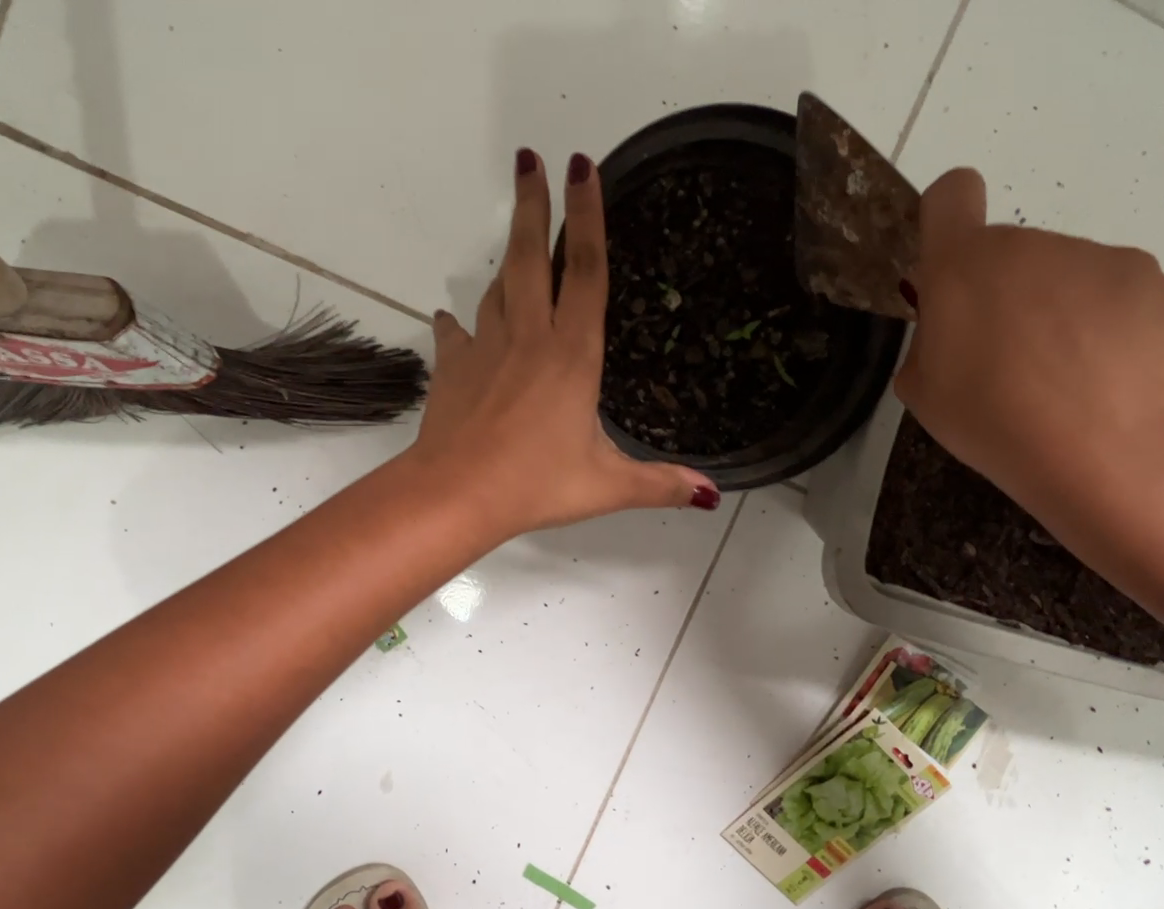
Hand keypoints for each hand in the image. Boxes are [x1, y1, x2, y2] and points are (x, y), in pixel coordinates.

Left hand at [403, 150, 716, 535]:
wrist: (454, 494)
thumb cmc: (535, 485)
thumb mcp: (606, 486)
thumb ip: (659, 484)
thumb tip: (711, 494)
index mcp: (573, 354)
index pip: (586, 271)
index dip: (588, 216)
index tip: (582, 168)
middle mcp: (529, 338)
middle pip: (531, 256)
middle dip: (534, 204)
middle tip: (530, 159)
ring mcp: (485, 348)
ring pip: (496, 286)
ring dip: (507, 255)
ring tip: (516, 233)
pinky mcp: (453, 368)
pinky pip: (457, 333)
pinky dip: (457, 322)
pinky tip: (452, 318)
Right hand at [895, 168, 1163, 518]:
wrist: (1107, 452)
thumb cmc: (993, 422)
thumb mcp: (924, 392)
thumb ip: (930, 340)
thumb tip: (955, 329)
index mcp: (963, 265)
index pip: (951, 195)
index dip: (948, 218)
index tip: (953, 262)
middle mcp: (1031, 244)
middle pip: (1010, 253)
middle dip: (1005, 293)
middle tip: (1010, 361)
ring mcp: (1098, 258)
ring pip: (1065, 275)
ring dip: (1059, 311)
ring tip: (1067, 378)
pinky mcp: (1153, 282)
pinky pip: (1117, 296)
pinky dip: (1109, 328)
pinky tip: (1108, 379)